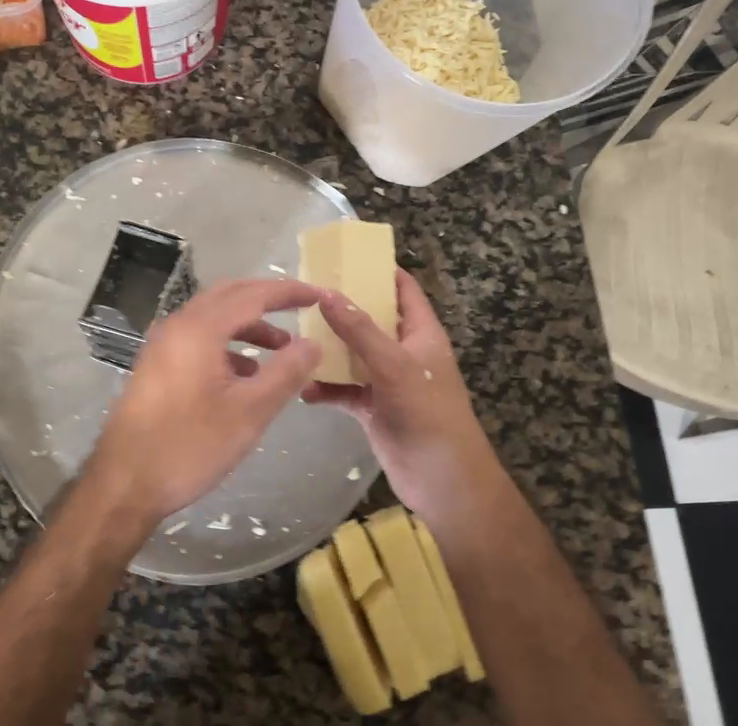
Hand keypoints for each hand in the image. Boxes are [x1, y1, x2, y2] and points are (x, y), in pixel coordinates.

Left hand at [83, 279, 323, 524]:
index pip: (252, 294)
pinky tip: (246, 374)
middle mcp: (177, 326)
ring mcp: (162, 345)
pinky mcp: (156, 366)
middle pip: (229, 296)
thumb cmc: (189, 445)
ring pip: (213, 319)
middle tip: (302, 308)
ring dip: (248, 326)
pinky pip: (198, 339)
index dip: (288, 293)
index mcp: (199, 329)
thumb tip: (313, 343)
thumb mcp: (249, 412)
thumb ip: (285, 373)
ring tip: (283, 350)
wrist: (124, 483)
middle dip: (267, 299)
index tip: (319, 295)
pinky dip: (228, 344)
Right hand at [303, 269, 504, 530]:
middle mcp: (404, 351)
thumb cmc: (428, 414)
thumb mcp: (394, 366)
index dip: (378, 269)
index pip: (402, 289)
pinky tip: (303, 390)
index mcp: (420, 333)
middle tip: (303, 294)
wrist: (443, 481)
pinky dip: (326, 388)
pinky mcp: (373, 407)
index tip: (343, 256)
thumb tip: (326, 293)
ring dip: (328, 349)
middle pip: (371, 318)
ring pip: (353, 354)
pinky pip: (344, 389)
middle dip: (341, 307)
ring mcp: (387, 380)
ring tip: (294, 339)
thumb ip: (360, 331)